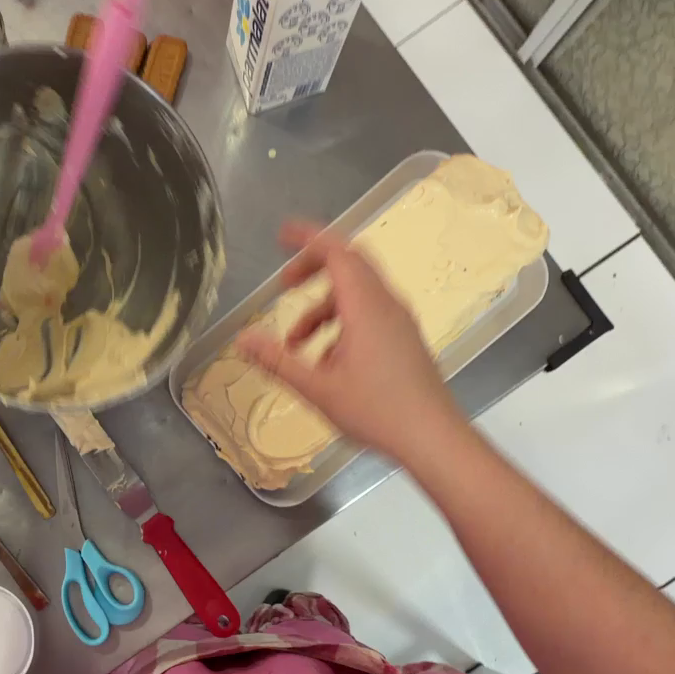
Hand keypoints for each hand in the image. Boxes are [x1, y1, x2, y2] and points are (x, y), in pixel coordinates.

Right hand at [235, 219, 465, 461]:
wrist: (432, 438)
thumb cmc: (376, 411)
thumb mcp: (317, 388)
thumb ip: (277, 361)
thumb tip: (242, 339)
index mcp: (365, 308)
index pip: (337, 252)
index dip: (308, 239)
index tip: (281, 236)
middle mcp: (386, 305)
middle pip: (349, 266)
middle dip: (313, 270)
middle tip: (284, 287)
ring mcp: (400, 322)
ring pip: (357, 295)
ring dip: (322, 309)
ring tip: (296, 345)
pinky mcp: (405, 340)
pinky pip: (369, 315)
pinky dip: (341, 324)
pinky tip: (327, 363)